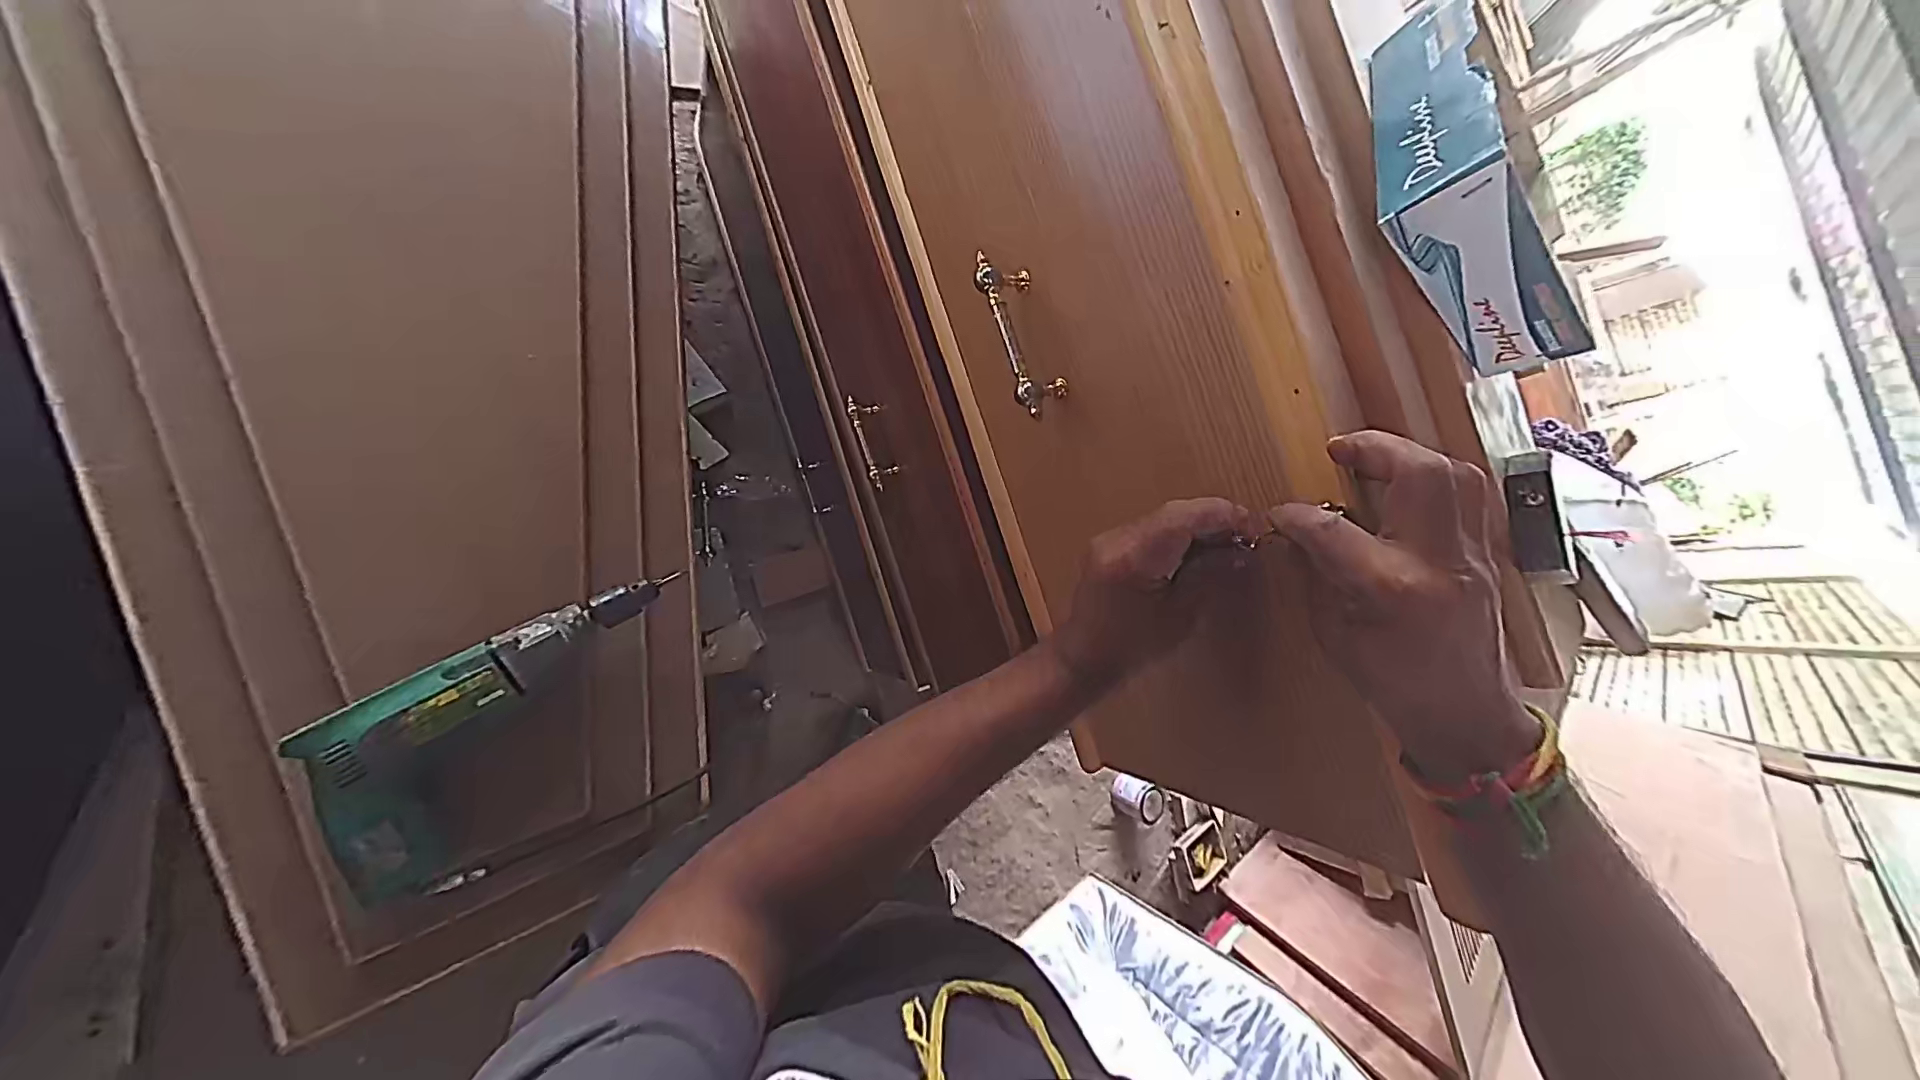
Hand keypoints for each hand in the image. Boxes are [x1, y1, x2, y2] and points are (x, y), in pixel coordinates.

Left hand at [1048, 498, 1265, 694]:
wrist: (1082, 656)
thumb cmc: (1131, 647)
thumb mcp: (1179, 615)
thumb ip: (1206, 574)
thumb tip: (1238, 549)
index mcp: (1133, 557)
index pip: (1184, 518)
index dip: (1223, 516)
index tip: (1254, 529)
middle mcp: (1116, 539)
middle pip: (1174, 512)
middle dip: (1214, 518)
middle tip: (1247, 536)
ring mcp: (1108, 538)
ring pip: (1163, 516)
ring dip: (1197, 524)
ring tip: (1228, 542)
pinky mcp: (1108, 544)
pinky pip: (1151, 527)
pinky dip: (1178, 532)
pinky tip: (1197, 548)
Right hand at [1271, 431, 1537, 784]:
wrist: (1465, 713)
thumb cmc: (1391, 682)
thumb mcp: (1333, 632)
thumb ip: (1316, 575)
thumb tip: (1296, 534)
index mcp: (1391, 589)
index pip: (1333, 530)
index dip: (1296, 514)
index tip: (1278, 512)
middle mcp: (1440, 563)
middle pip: (1421, 476)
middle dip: (1375, 449)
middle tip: (1339, 449)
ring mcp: (1474, 556)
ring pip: (1458, 476)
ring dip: (1411, 455)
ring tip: (1374, 456)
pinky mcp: (1489, 556)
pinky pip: (1470, 497)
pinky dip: (1436, 478)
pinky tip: (1408, 486)